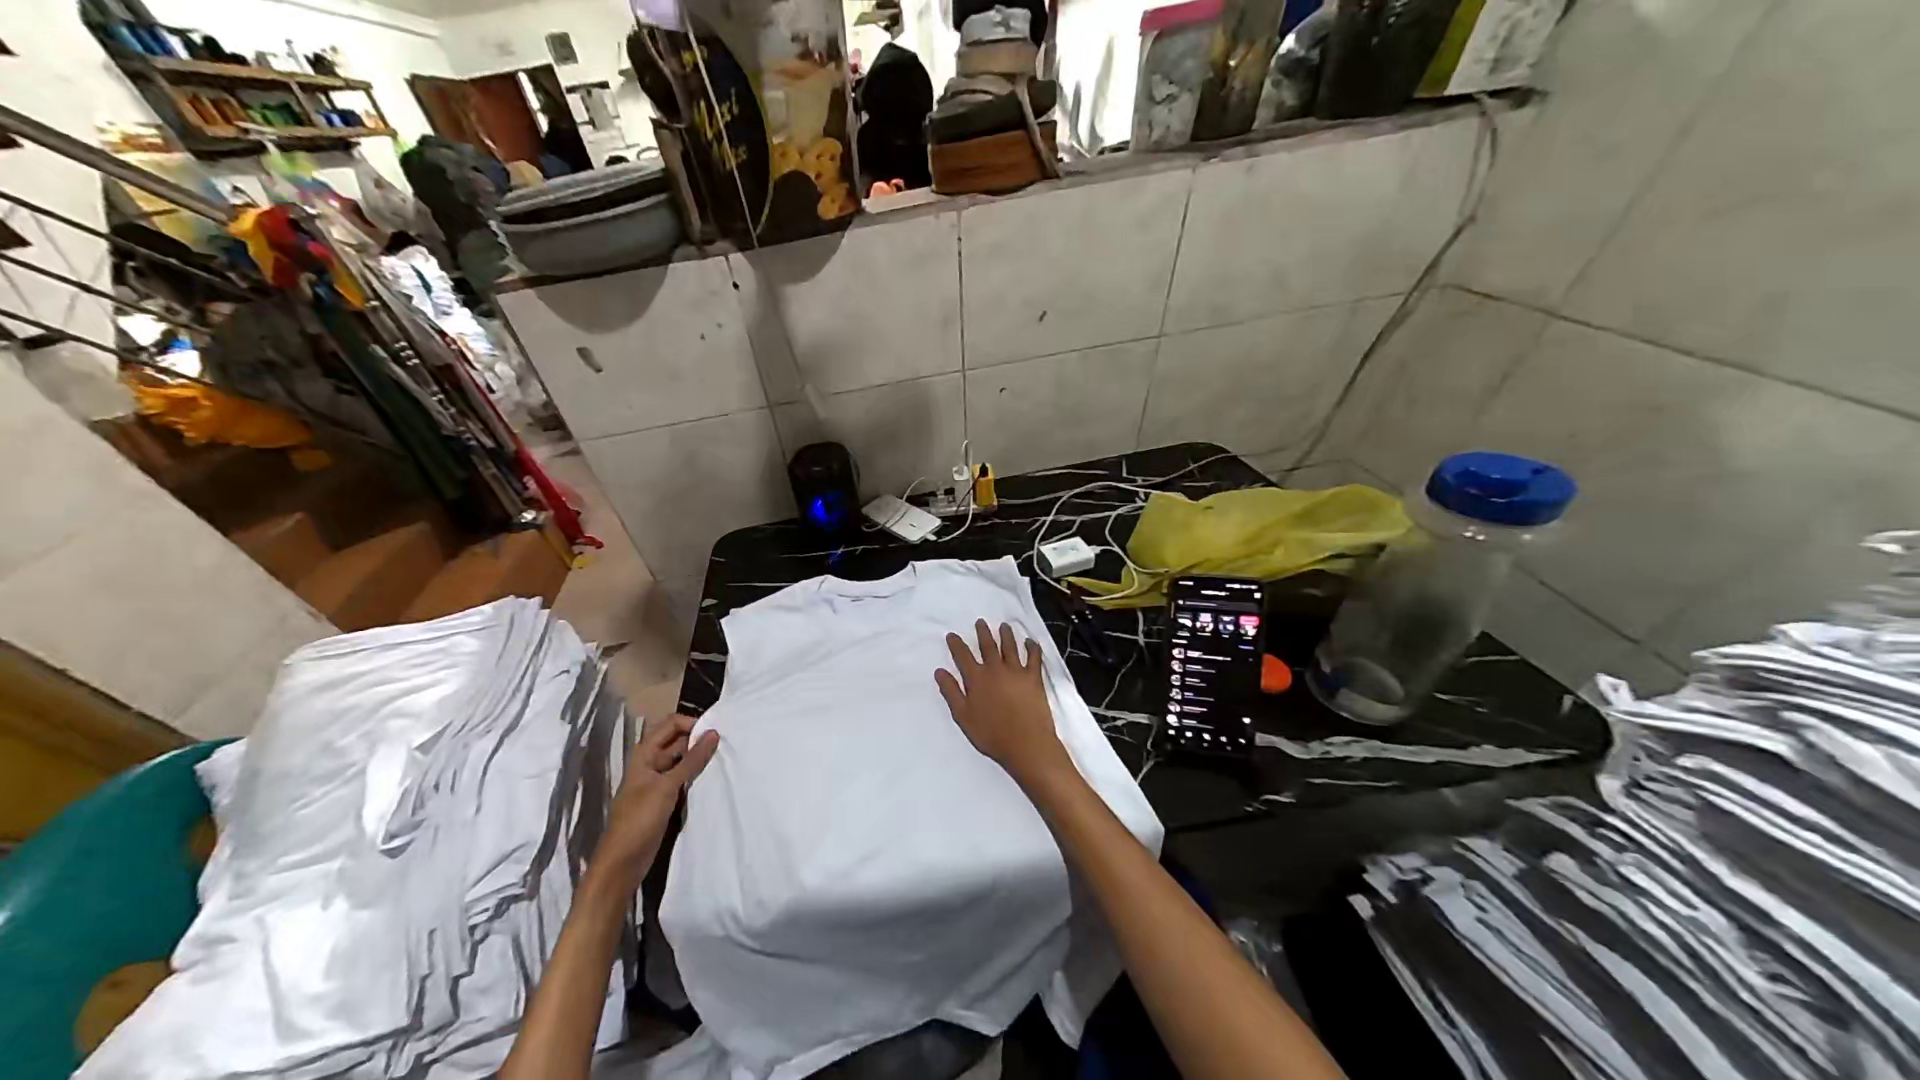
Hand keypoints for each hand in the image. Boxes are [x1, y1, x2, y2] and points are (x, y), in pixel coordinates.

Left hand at [592, 714, 718, 887]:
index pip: (671, 724)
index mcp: (645, 754)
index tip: (715, 732)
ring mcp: (659, 782)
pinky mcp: (666, 799)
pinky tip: (714, 778)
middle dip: (700, 739)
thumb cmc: (639, 820)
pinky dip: (698, 776)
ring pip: (683, 760)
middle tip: (726, 744)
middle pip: (678, 740)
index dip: (692, 723)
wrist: (622, 863)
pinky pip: (685, 779)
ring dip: (700, 758)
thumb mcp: (666, 786)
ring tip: (725, 759)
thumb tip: (713, 733)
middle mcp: (652, 763)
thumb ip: (691, 760)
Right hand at [935, 620, 1072, 786]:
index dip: (956, 644)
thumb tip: (939, 671)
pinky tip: (1030, 641)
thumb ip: (951, 692)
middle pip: (988, 646)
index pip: (963, 656)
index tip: (952, 635)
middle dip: (982, 633)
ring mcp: (1017, 671)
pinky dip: (1032, 647)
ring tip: (1004, 626)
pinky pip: (1034, 657)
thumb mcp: (963, 716)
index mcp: (976, 678)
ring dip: (1006, 634)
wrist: (1026, 743)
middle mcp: (996, 669)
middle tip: (980, 622)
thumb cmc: (991, 734)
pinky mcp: (1034, 678)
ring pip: (1010, 647)